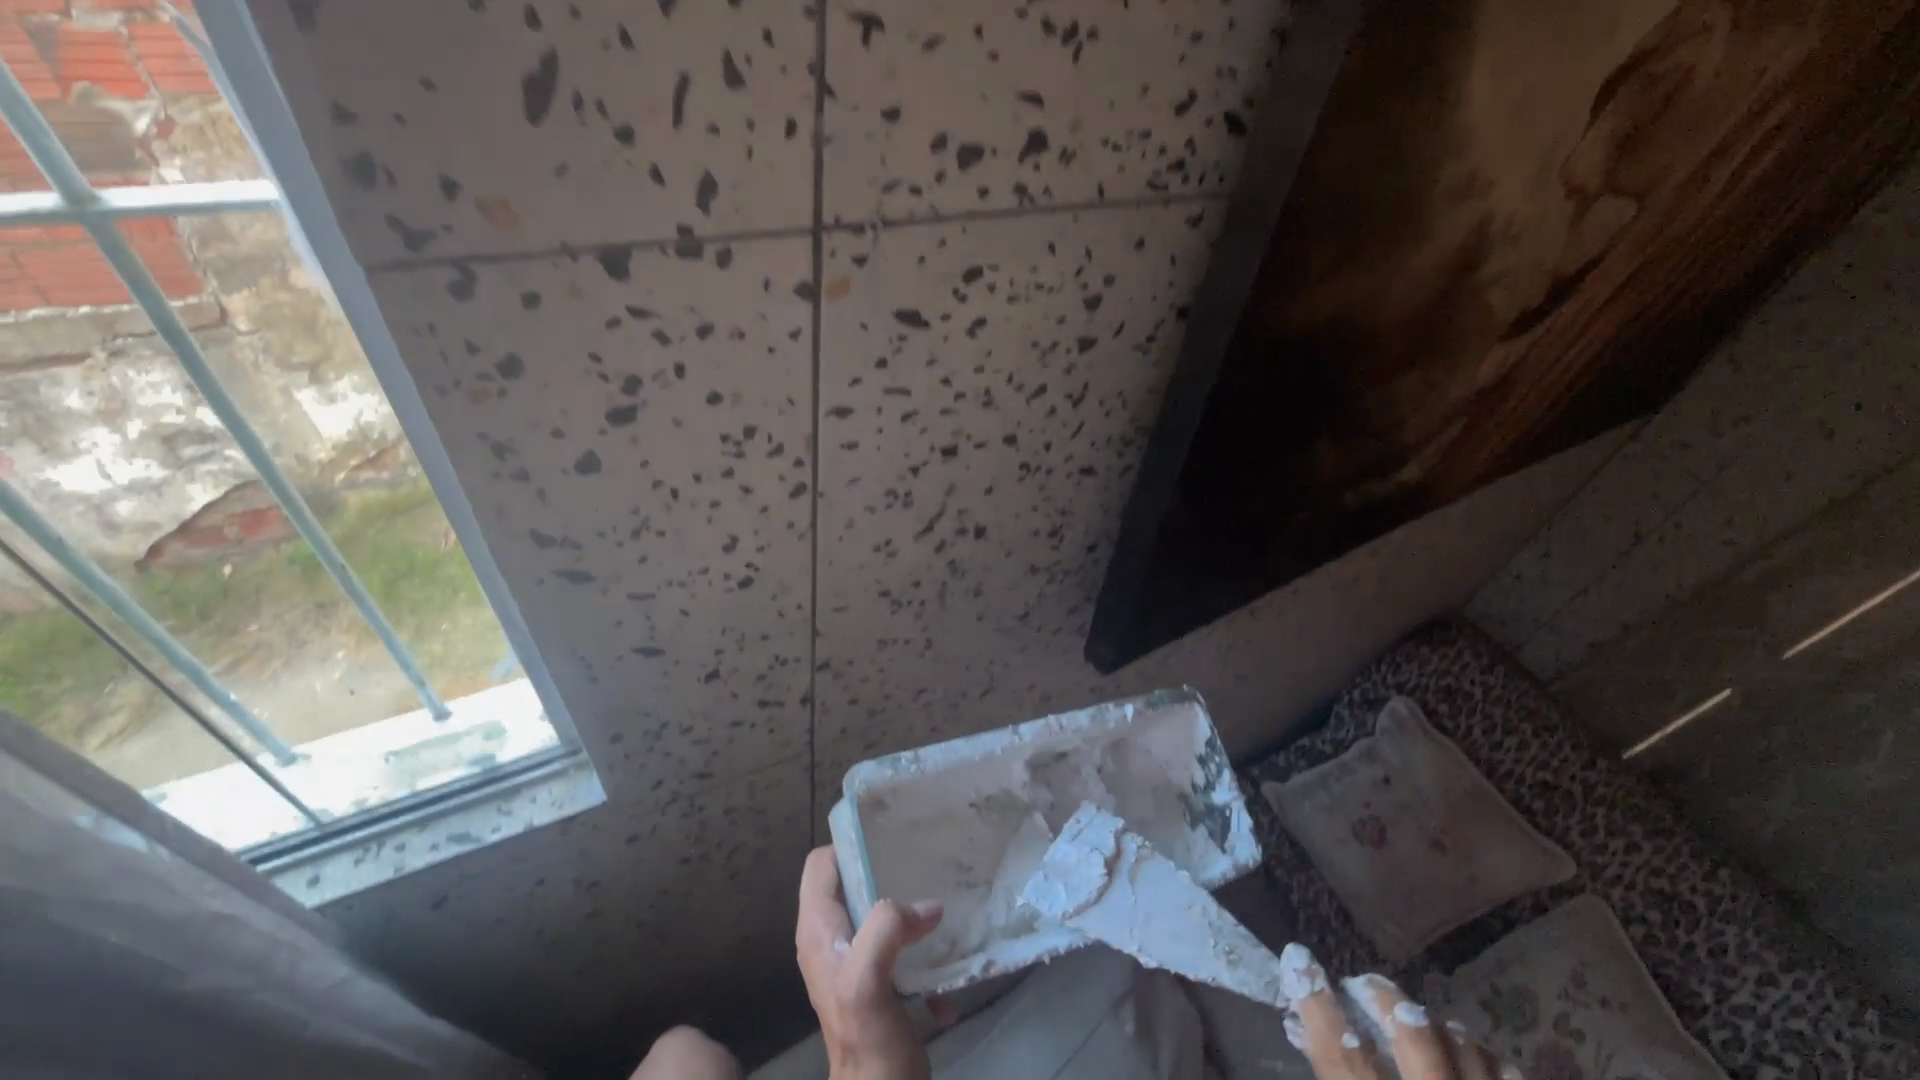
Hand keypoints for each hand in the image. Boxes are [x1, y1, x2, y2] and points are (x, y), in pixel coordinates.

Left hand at [796, 846, 944, 1079]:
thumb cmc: (868, 1042)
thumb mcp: (868, 982)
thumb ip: (885, 930)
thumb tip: (927, 906)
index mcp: (817, 932)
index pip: (821, 864)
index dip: (850, 846)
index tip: (890, 840)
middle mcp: (830, 942)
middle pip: (853, 883)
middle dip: (888, 871)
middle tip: (924, 863)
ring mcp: (854, 963)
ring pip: (880, 913)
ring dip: (910, 910)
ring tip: (941, 903)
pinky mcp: (880, 984)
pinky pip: (902, 947)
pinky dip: (922, 951)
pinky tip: (944, 967)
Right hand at [1281, 943, 1515, 1079]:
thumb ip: (1330, 1074)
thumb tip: (1300, 1029)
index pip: (1340, 1053)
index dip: (1316, 1001)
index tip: (1298, 956)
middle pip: (1411, 1033)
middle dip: (1384, 996)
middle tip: (1365, 983)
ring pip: (1462, 1045)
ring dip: (1436, 1025)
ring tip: (1420, 1018)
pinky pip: (1507, 1073)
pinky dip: (1485, 1058)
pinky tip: (1471, 1056)